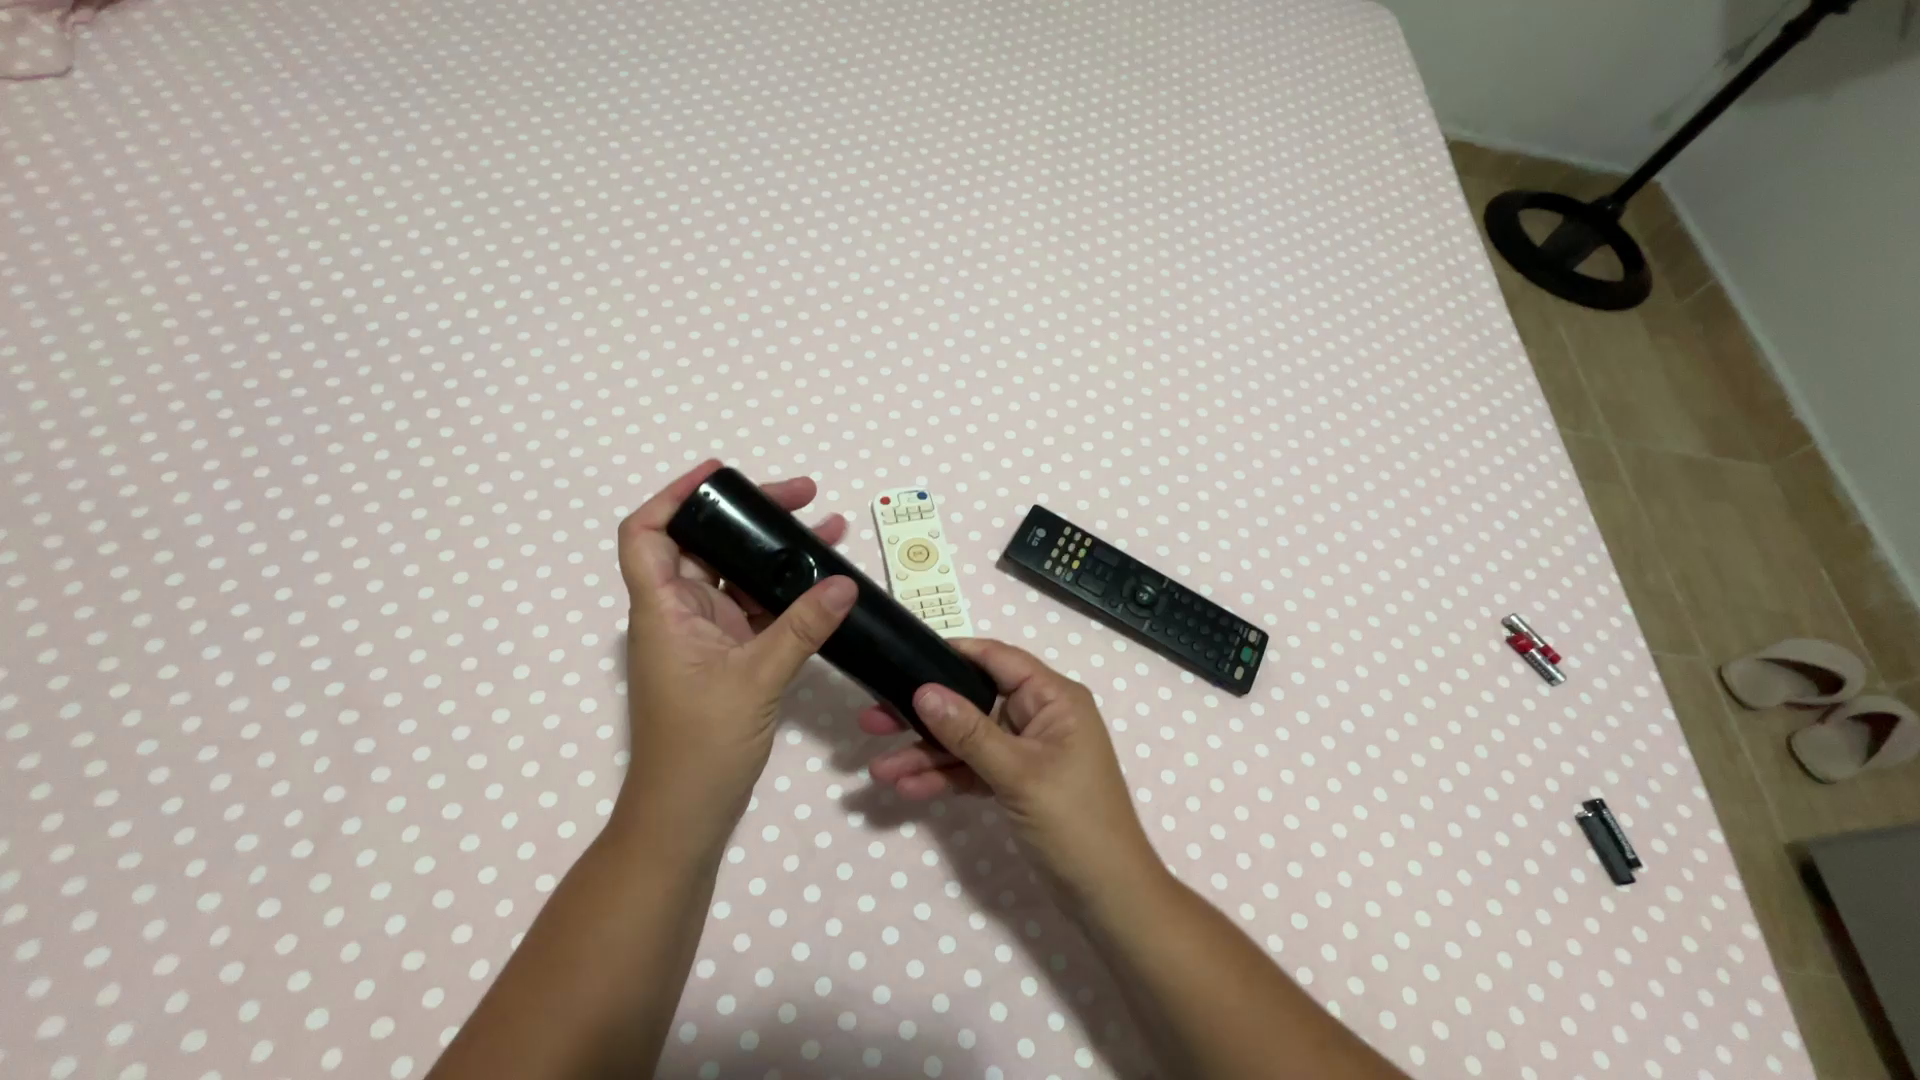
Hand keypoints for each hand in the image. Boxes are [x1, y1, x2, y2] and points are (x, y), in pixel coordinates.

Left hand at [616, 460, 857, 828]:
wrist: (686, 814)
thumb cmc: (700, 746)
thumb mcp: (756, 680)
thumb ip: (801, 628)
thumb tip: (843, 582)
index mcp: (663, 609)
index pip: (648, 534)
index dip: (676, 496)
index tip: (721, 476)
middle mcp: (679, 613)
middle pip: (706, 545)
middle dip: (751, 518)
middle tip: (803, 497)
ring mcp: (705, 636)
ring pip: (736, 577)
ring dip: (776, 555)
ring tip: (828, 527)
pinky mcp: (728, 658)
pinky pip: (756, 611)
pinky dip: (785, 594)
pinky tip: (824, 583)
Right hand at [861, 640, 1162, 901]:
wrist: (1107, 896)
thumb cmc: (1074, 822)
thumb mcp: (1018, 773)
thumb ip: (968, 732)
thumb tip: (923, 691)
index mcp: (1054, 699)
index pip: (997, 660)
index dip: (952, 656)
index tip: (904, 658)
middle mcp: (1040, 717)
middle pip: (973, 702)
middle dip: (924, 715)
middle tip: (872, 721)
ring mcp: (1027, 752)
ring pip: (967, 741)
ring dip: (926, 755)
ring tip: (879, 771)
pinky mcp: (1016, 784)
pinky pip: (973, 770)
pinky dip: (945, 778)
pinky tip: (908, 789)